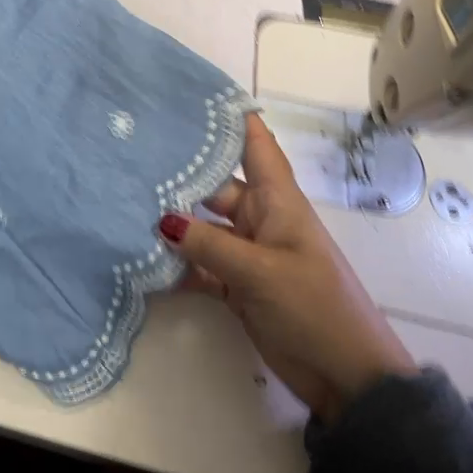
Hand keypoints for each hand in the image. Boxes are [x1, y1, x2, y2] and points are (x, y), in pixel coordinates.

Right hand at [160, 114, 415, 421]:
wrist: (347, 376)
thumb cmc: (315, 307)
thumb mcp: (261, 272)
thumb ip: (208, 244)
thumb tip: (161, 220)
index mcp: (277, 201)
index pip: (255, 145)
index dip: (230, 118)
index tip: (191, 95)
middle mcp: (259, 218)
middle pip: (215, 185)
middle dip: (179, 175)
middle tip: (131, 158)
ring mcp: (246, 253)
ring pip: (201, 226)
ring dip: (172, 224)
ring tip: (125, 205)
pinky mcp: (236, 285)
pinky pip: (200, 264)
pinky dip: (176, 265)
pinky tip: (142, 261)